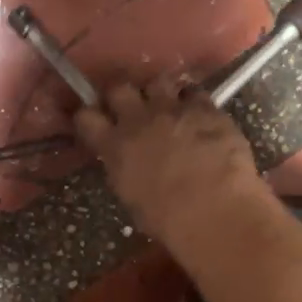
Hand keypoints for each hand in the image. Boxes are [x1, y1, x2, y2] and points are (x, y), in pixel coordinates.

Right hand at [74, 72, 266, 244]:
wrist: (214, 210)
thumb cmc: (168, 220)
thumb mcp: (132, 197)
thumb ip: (125, 170)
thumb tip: (128, 161)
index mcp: (115, 146)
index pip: (86, 117)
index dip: (89, 117)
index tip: (95, 122)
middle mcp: (139, 120)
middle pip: (120, 88)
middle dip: (123, 95)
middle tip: (132, 108)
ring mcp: (173, 109)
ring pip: (158, 81)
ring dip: (160, 92)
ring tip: (169, 106)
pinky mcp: (206, 108)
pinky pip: (195, 93)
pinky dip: (194, 102)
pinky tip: (200, 115)